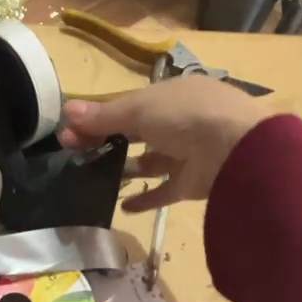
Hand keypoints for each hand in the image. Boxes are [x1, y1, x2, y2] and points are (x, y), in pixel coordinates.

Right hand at [58, 75, 276, 212]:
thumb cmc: (185, 117)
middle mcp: (181, 121)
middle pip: (136, 132)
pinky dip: (144, 198)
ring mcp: (188, 153)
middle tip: (73, 154)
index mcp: (171, 95)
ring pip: (149, 161)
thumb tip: (66, 112)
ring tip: (93, 178)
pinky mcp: (192, 183)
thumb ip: (103, 116)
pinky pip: (163, 191)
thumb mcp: (139, 109)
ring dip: (124, 168)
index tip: (68, 133)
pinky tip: (121, 206)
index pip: (128, 105)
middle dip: (106, 141)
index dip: (98, 117)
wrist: (235, 150)